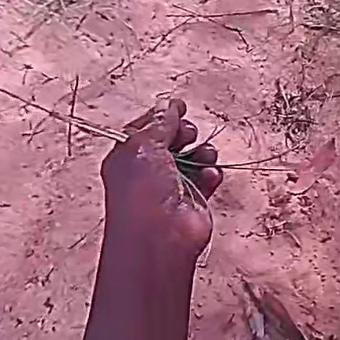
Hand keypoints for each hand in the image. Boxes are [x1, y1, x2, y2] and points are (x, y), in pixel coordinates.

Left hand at [101, 99, 221, 262]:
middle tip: (189, 133)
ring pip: (192, 158)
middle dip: (183, 133)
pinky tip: (210, 174)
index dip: (162, 116)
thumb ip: (159, 123)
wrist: (160, 234)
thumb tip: (168, 106)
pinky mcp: (194, 200)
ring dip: (202, 152)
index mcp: (128, 156)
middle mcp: (149, 171)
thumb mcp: (144, 146)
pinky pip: (207, 179)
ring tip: (205, 154)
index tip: (178, 106)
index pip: (145, 129)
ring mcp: (172, 186)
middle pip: (171, 141)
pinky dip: (211, 174)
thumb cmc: (142, 191)